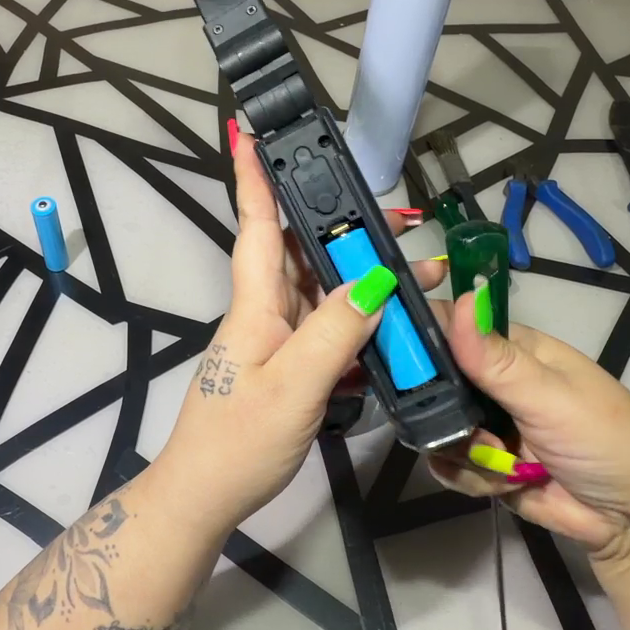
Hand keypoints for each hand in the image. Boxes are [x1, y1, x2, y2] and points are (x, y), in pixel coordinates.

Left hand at [152, 130, 445, 529]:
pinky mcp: (289, 365)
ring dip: (365, 277)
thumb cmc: (238, 442)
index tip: (249, 133)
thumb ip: (335, 333)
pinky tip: (396, 323)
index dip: (254, 178)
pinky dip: (362, 320)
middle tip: (403, 215)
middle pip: (302, 253)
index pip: (254, 227)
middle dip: (346, 228)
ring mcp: (277, 340)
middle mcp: (265, 312)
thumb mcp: (293, 387)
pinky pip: (329, 328)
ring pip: (323, 291)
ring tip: (423, 270)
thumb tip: (377, 282)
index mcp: (255, 306)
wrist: (206, 496)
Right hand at [428, 295, 629, 566]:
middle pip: (431, 381)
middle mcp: (492, 383)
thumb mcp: (549, 396)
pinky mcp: (483, 464)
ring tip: (500, 463)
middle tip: (465, 427)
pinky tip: (498, 485)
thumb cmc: (605, 441)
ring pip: (435, 426)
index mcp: (512, 350)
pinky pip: (447, 464)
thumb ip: (495, 358)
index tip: (393, 354)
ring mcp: (485, 424)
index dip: (418, 335)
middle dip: (438, 409)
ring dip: (461, 450)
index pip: (450, 325)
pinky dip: (466, 477)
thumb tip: (463, 296)